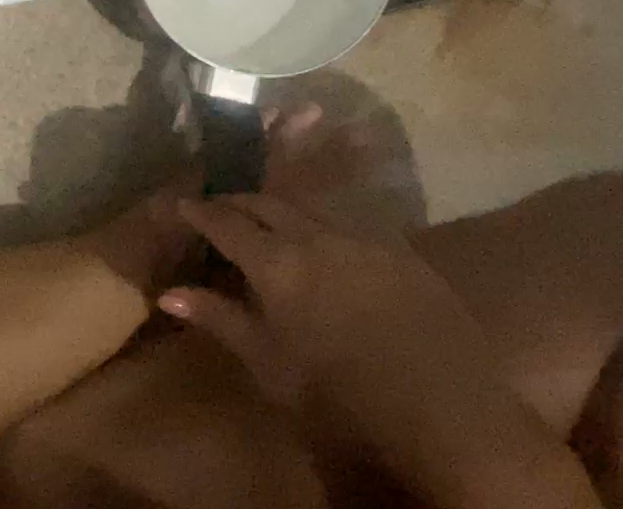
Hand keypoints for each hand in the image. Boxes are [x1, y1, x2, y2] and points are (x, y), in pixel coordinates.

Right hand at [158, 194, 587, 508]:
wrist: (453, 420)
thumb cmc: (344, 402)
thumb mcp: (271, 367)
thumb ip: (221, 320)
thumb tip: (169, 293)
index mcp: (277, 264)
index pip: (227, 222)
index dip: (201, 211)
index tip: (182, 204)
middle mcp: (317, 237)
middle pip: (267, 203)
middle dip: (238, 201)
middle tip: (217, 207)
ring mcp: (365, 241)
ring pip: (310, 207)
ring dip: (280, 208)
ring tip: (265, 220)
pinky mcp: (403, 254)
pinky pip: (349, 224)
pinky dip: (321, 224)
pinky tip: (322, 244)